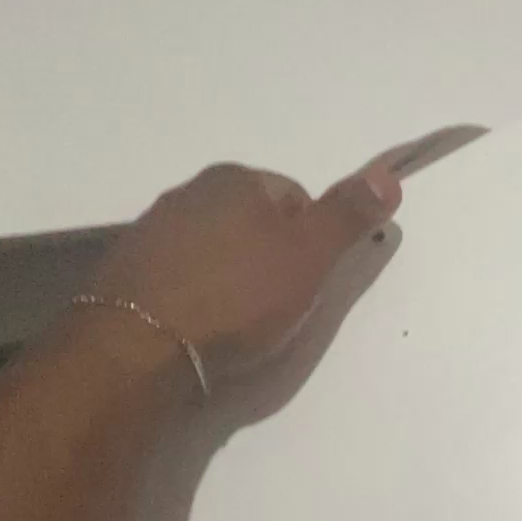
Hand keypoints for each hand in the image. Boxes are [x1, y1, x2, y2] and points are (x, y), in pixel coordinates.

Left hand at [79, 162, 401, 386]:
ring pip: (220, 248)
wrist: (143, 346)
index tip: (313, 279)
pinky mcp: (133, 269)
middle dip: (275, 256)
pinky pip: (186, 274)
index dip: (315, 241)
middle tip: (285, 303)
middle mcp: (190, 191)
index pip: (298, 197)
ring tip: (245, 321)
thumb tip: (388, 175)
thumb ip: (348, 217)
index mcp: (237, 180)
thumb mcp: (311, 256)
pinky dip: (203, 295)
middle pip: (257, 222)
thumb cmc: (240, 297)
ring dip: (238, 276)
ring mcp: (155, 229)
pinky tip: (209, 326)